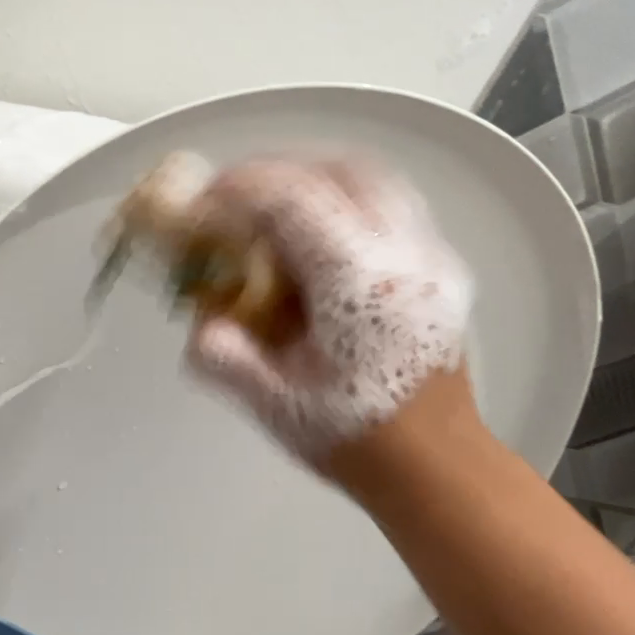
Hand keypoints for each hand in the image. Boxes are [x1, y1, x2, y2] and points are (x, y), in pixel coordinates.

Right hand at [119, 155, 477, 463]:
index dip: (240, 190)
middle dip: (277, 172)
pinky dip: (341, 203)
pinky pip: (388, 207)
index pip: (295, 202)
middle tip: (230, 195)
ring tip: (267, 208)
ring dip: (313, 180)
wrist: (433, 463)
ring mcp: (429, 258)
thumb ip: (228, 360)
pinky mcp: (435, 271)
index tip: (201, 201)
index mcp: (358, 286)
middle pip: (340, 171)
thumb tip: (199, 328)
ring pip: (373, 181)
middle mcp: (403, 256)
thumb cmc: (358, 438)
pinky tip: (311, 240)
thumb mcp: (274, 405)